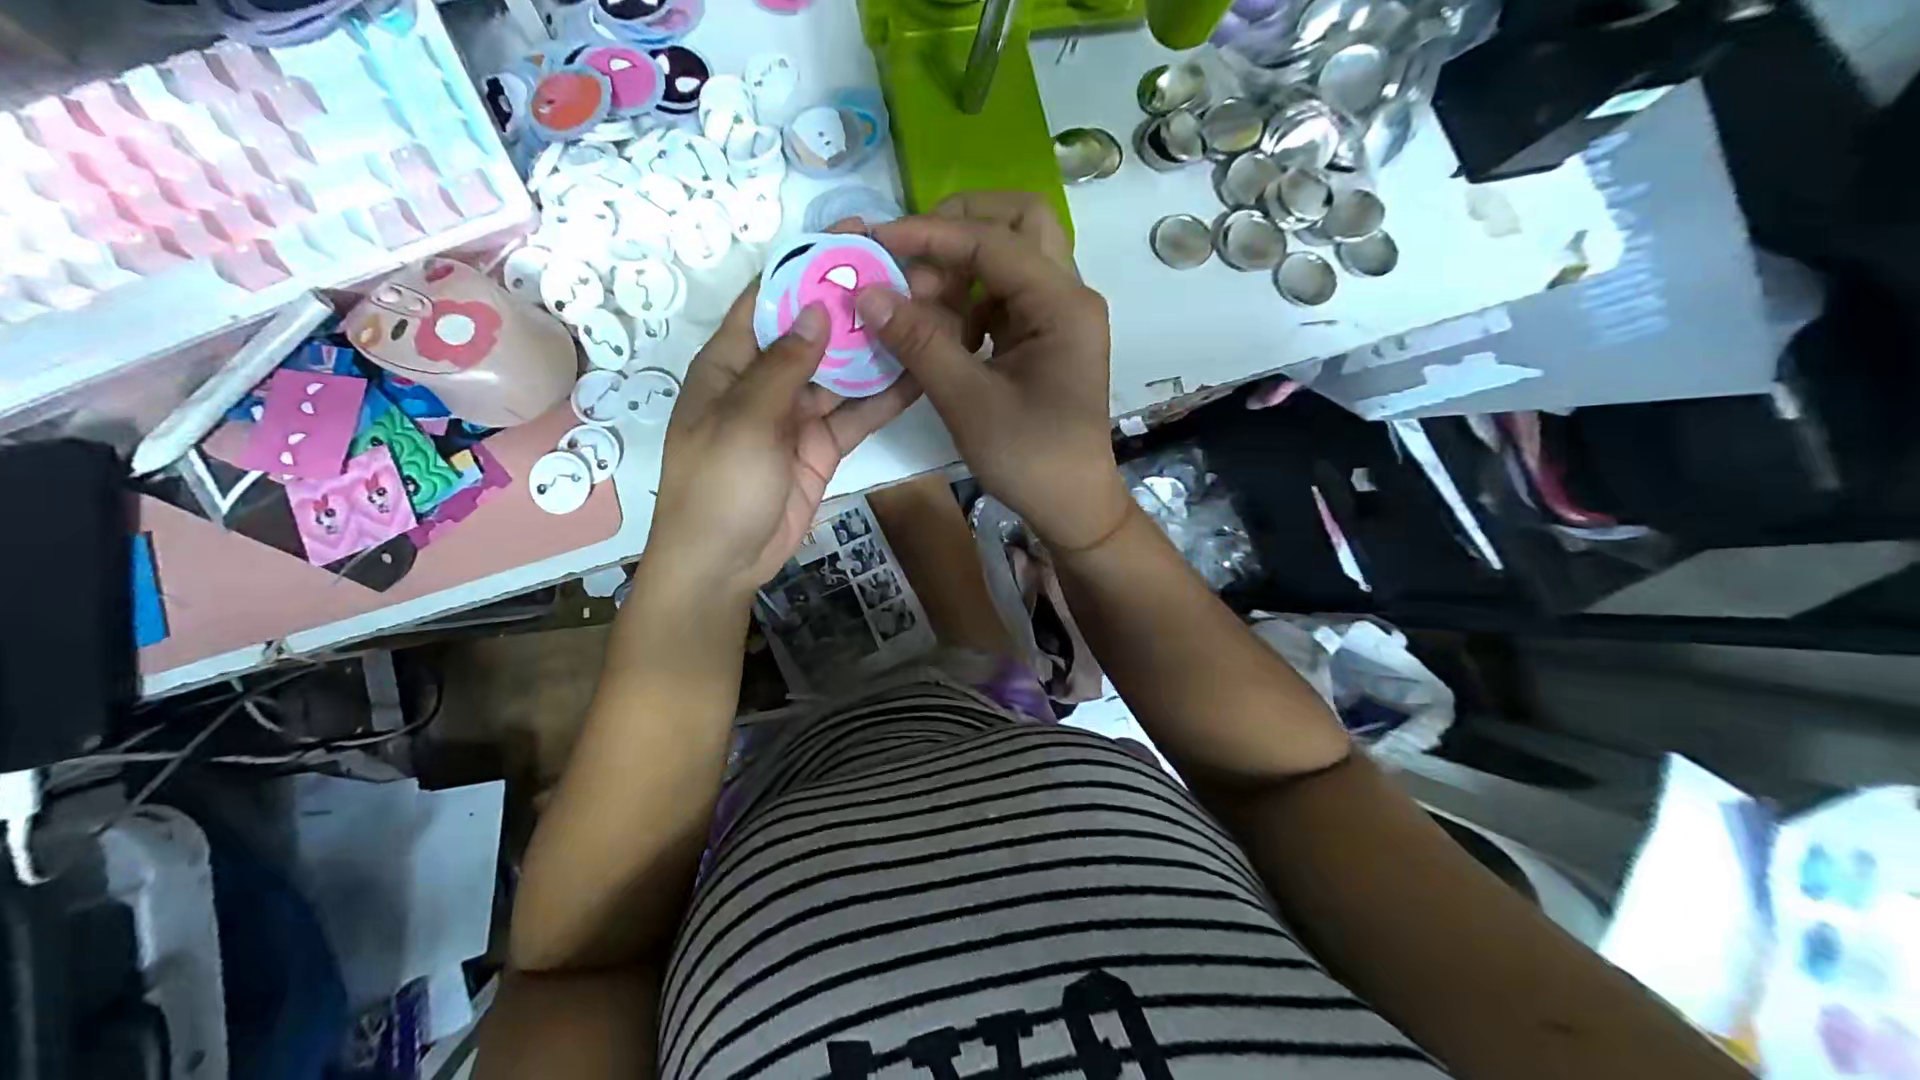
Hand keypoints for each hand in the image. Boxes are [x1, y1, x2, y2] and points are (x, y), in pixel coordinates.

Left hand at [649, 285, 917, 595]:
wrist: (724, 563)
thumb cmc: (718, 487)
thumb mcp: (744, 421)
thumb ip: (783, 367)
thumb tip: (816, 310)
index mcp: (729, 363)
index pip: (768, 300)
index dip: (806, 266)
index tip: (852, 237)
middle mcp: (765, 381)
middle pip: (813, 332)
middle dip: (853, 306)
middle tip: (905, 275)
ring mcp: (797, 414)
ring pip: (842, 372)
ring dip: (876, 349)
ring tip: (923, 315)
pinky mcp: (822, 445)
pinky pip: (855, 414)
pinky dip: (884, 398)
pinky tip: (921, 373)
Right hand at [855, 198, 1130, 551]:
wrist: (1072, 506)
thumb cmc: (1029, 458)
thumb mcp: (967, 401)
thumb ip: (919, 342)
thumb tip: (867, 293)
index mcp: (1063, 305)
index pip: (994, 241)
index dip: (931, 235)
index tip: (879, 241)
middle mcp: (1069, 296)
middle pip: (1021, 222)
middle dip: (961, 227)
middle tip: (911, 257)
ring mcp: (1060, 316)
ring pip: (1013, 257)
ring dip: (963, 267)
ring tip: (919, 303)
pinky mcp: (1046, 337)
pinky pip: (1006, 296)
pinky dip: (971, 300)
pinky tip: (943, 332)